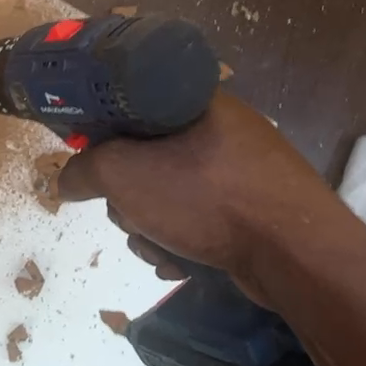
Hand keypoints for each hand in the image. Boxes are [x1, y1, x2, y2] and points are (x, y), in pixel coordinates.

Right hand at [57, 92, 351, 298]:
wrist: (296, 255)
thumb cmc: (206, 198)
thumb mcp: (121, 174)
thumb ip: (81, 170)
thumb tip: (68, 181)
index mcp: (196, 103)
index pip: (130, 109)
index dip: (102, 139)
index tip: (94, 168)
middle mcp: (223, 131)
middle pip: (143, 160)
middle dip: (127, 199)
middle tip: (132, 215)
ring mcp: (243, 172)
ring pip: (166, 196)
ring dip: (149, 228)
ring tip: (159, 249)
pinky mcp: (255, 209)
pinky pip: (197, 219)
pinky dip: (180, 242)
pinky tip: (180, 262)